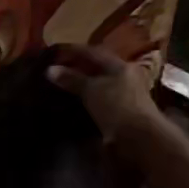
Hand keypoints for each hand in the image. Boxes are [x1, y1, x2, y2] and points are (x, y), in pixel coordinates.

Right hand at [44, 45, 173, 149]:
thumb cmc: (116, 106)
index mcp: (119, 65)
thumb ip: (71, 78)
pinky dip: (83, 96)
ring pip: (96, 82)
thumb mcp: (91, 89)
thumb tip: (49, 69)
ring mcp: (122, 93)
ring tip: (58, 83)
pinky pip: (97, 97)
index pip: (92, 52)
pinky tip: (70, 99)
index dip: (72, 50)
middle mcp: (123, 76)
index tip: (53, 51)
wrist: (139, 136)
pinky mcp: (119, 109)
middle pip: (95, 67)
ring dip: (78, 82)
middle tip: (53, 67)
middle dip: (75, 66)